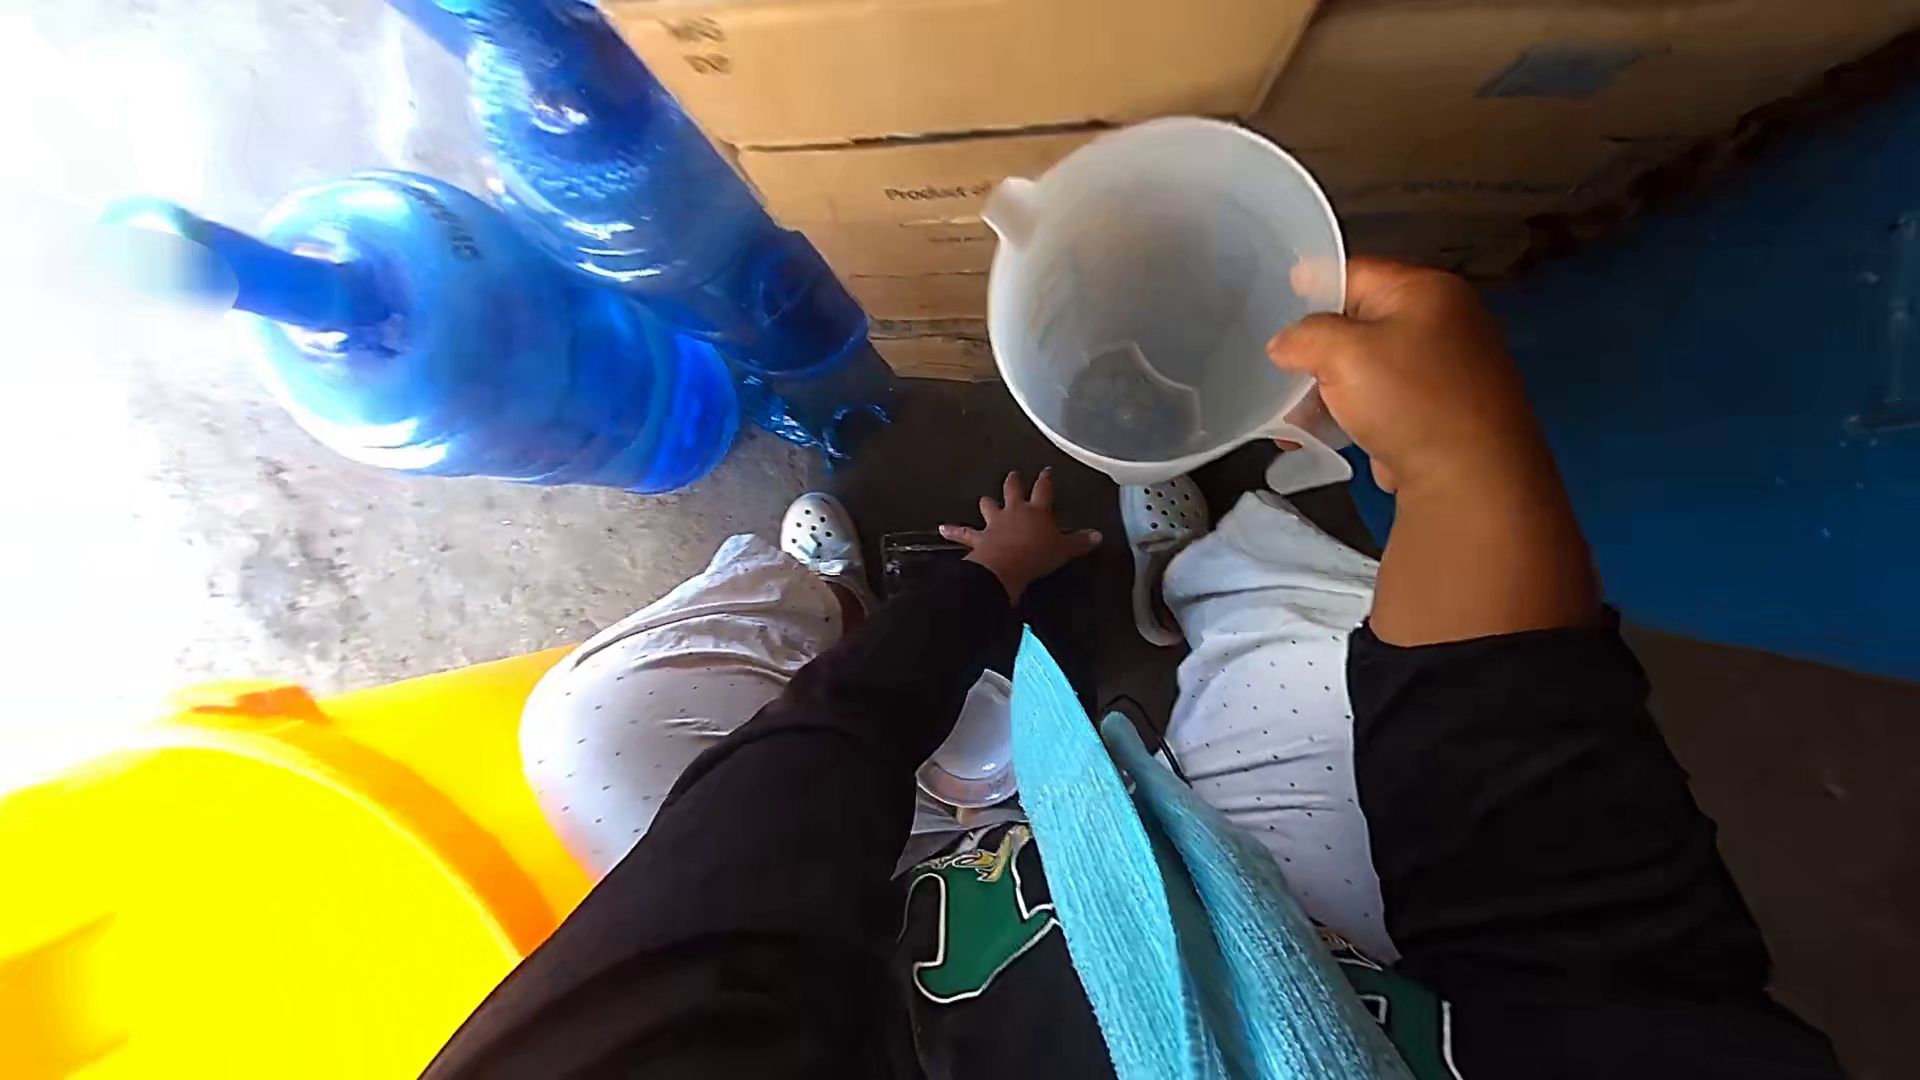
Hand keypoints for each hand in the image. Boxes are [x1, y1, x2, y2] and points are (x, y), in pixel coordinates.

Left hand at [939, 469, 1101, 600]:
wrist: (1006, 568)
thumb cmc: (1036, 556)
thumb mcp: (1064, 550)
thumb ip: (1080, 542)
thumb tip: (1098, 536)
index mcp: (1037, 510)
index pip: (1044, 488)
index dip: (1046, 479)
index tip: (1046, 471)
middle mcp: (1014, 511)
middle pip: (1013, 488)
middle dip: (1014, 480)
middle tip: (1014, 474)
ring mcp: (994, 523)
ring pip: (989, 505)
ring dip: (987, 503)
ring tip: (984, 499)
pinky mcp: (979, 537)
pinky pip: (964, 533)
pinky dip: (953, 531)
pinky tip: (943, 528)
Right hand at [1267, 257, 1549, 497]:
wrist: (1463, 469)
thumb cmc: (1405, 397)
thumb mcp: (1341, 353)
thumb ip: (1303, 337)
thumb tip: (1283, 344)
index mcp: (1422, 291)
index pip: (1354, 272)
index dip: (1310, 283)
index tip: (1272, 299)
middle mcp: (1436, 319)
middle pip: (1353, 321)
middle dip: (1311, 347)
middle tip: (1277, 368)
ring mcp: (1435, 365)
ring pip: (1358, 364)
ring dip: (1319, 387)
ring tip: (1287, 415)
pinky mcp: (1428, 405)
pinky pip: (1371, 397)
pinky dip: (1341, 410)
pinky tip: (1313, 433)